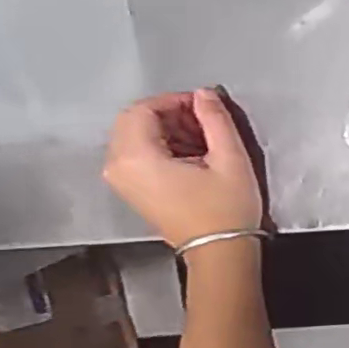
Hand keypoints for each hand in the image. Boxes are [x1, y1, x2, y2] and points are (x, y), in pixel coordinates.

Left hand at [103, 88, 263, 248]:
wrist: (220, 253)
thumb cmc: (227, 209)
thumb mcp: (231, 160)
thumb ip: (216, 121)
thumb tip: (205, 94)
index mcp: (135, 156)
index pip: (144, 110)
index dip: (175, 101)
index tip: (206, 106)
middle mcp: (117, 166)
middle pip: (135, 122)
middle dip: (171, 116)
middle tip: (206, 123)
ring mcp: (121, 180)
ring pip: (136, 138)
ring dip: (168, 132)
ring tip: (204, 141)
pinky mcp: (132, 191)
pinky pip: (138, 156)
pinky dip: (163, 148)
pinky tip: (193, 157)